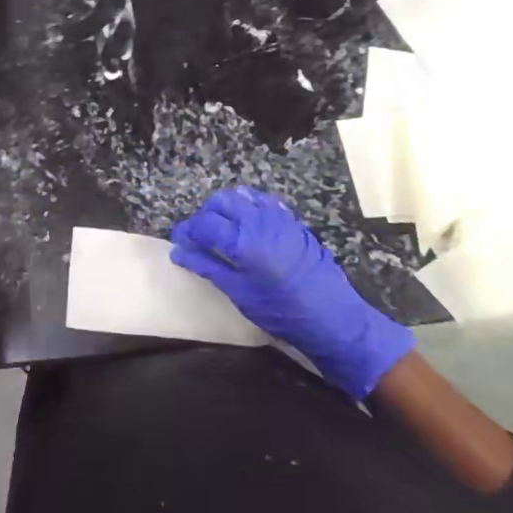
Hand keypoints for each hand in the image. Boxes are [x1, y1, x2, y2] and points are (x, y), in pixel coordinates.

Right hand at [170, 186, 413, 399]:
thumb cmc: (280, 310)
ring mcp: (280, 217)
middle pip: (221, 201)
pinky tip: (247, 225)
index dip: (187, 231)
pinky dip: (249, 206)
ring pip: (243, 195)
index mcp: (242, 241)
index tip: (180, 243)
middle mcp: (259, 221)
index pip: (203, 223)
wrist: (332, 317)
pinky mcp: (294, 221)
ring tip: (222, 229)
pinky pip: (264, 201)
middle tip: (199, 237)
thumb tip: (179, 252)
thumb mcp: (238, 292)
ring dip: (226, 207)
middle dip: (205, 215)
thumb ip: (206, 266)